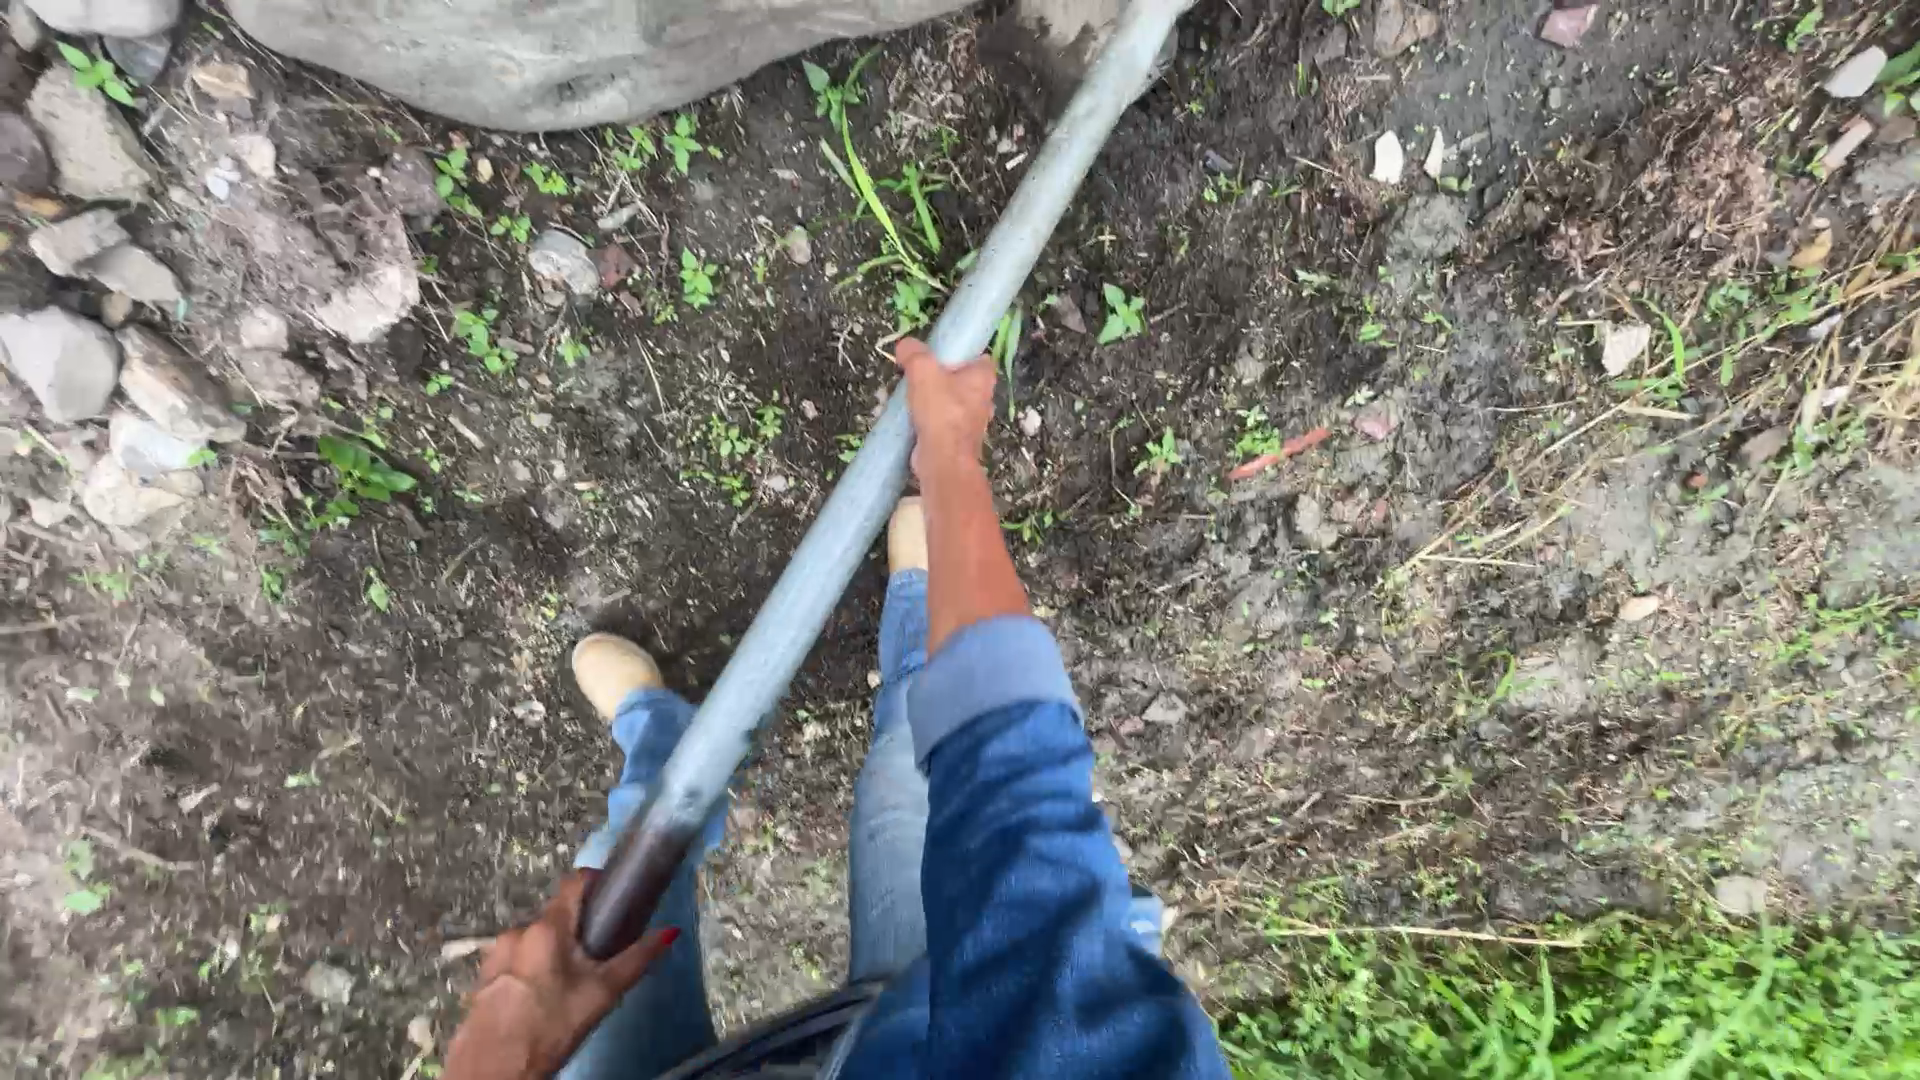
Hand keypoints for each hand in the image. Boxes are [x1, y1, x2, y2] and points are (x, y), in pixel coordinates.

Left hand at [443, 871, 680, 1079]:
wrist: (491, 1079)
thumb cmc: (551, 1029)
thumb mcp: (602, 994)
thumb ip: (638, 958)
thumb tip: (671, 931)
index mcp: (546, 927)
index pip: (575, 881)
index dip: (597, 882)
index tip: (613, 900)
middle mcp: (516, 931)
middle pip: (556, 914)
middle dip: (577, 928)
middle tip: (595, 955)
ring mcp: (494, 955)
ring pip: (535, 937)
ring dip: (553, 949)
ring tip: (567, 982)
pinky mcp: (480, 979)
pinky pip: (515, 958)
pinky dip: (531, 967)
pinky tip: (539, 998)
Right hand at [894, 337, 995, 479]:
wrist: (943, 460)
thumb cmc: (941, 411)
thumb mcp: (923, 371)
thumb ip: (914, 353)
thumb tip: (905, 345)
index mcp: (983, 378)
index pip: (979, 357)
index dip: (961, 353)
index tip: (939, 355)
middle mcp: (983, 399)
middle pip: (961, 380)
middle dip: (941, 378)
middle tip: (919, 376)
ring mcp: (972, 422)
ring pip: (951, 403)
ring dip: (933, 400)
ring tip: (911, 397)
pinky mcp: (958, 439)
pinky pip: (943, 423)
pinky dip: (929, 420)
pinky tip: (912, 418)